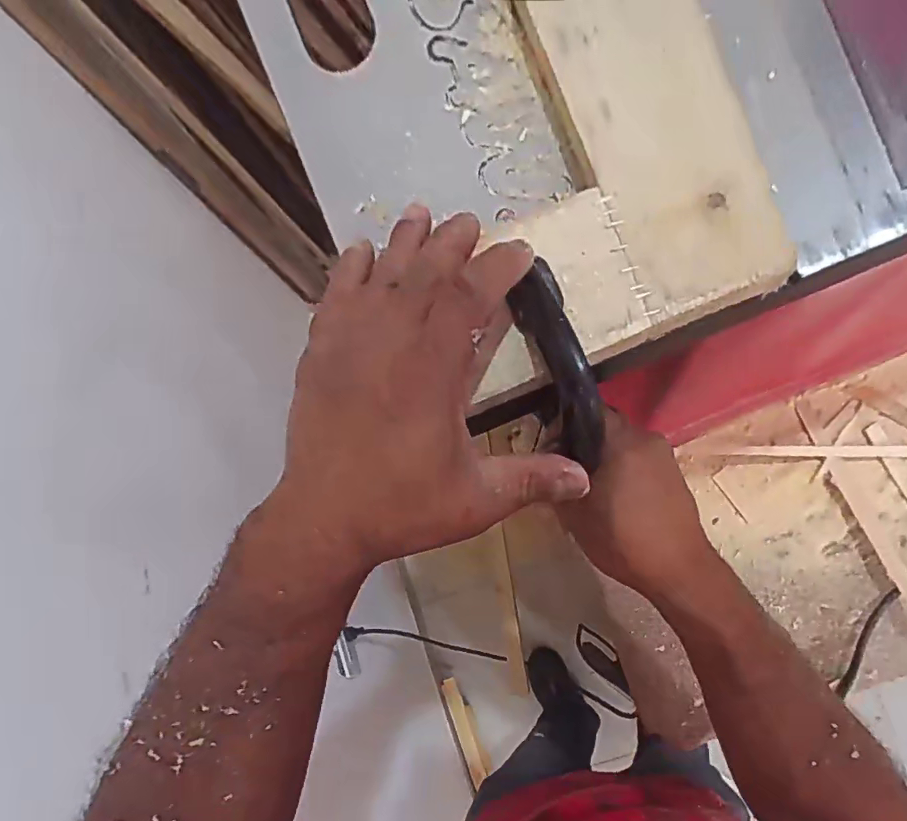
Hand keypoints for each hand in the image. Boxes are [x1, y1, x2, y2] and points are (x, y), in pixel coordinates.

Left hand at [261, 206, 590, 578]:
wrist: (324, 520)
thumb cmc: (405, 506)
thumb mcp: (480, 499)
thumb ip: (533, 480)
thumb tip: (586, 478)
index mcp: (432, 374)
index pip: (468, 303)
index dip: (496, 271)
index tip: (520, 251)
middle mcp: (389, 347)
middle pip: (424, 279)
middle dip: (451, 246)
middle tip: (470, 220)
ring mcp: (349, 347)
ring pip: (379, 279)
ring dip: (403, 245)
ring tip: (420, 213)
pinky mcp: (320, 357)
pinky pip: (335, 297)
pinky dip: (350, 270)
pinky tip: (361, 251)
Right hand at [555, 410, 725, 604]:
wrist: (678, 569)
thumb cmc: (623, 539)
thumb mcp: (575, 515)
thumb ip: (557, 483)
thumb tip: (550, 467)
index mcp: (622, 438)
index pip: (586, 410)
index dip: (563, 427)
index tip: (549, 452)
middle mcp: (647, 438)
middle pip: (607, 428)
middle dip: (585, 446)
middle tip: (565, 475)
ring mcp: (665, 456)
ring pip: (625, 447)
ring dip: (607, 461)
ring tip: (590, 491)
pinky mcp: (675, 475)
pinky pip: (642, 463)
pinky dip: (626, 473)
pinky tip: (616, 501)